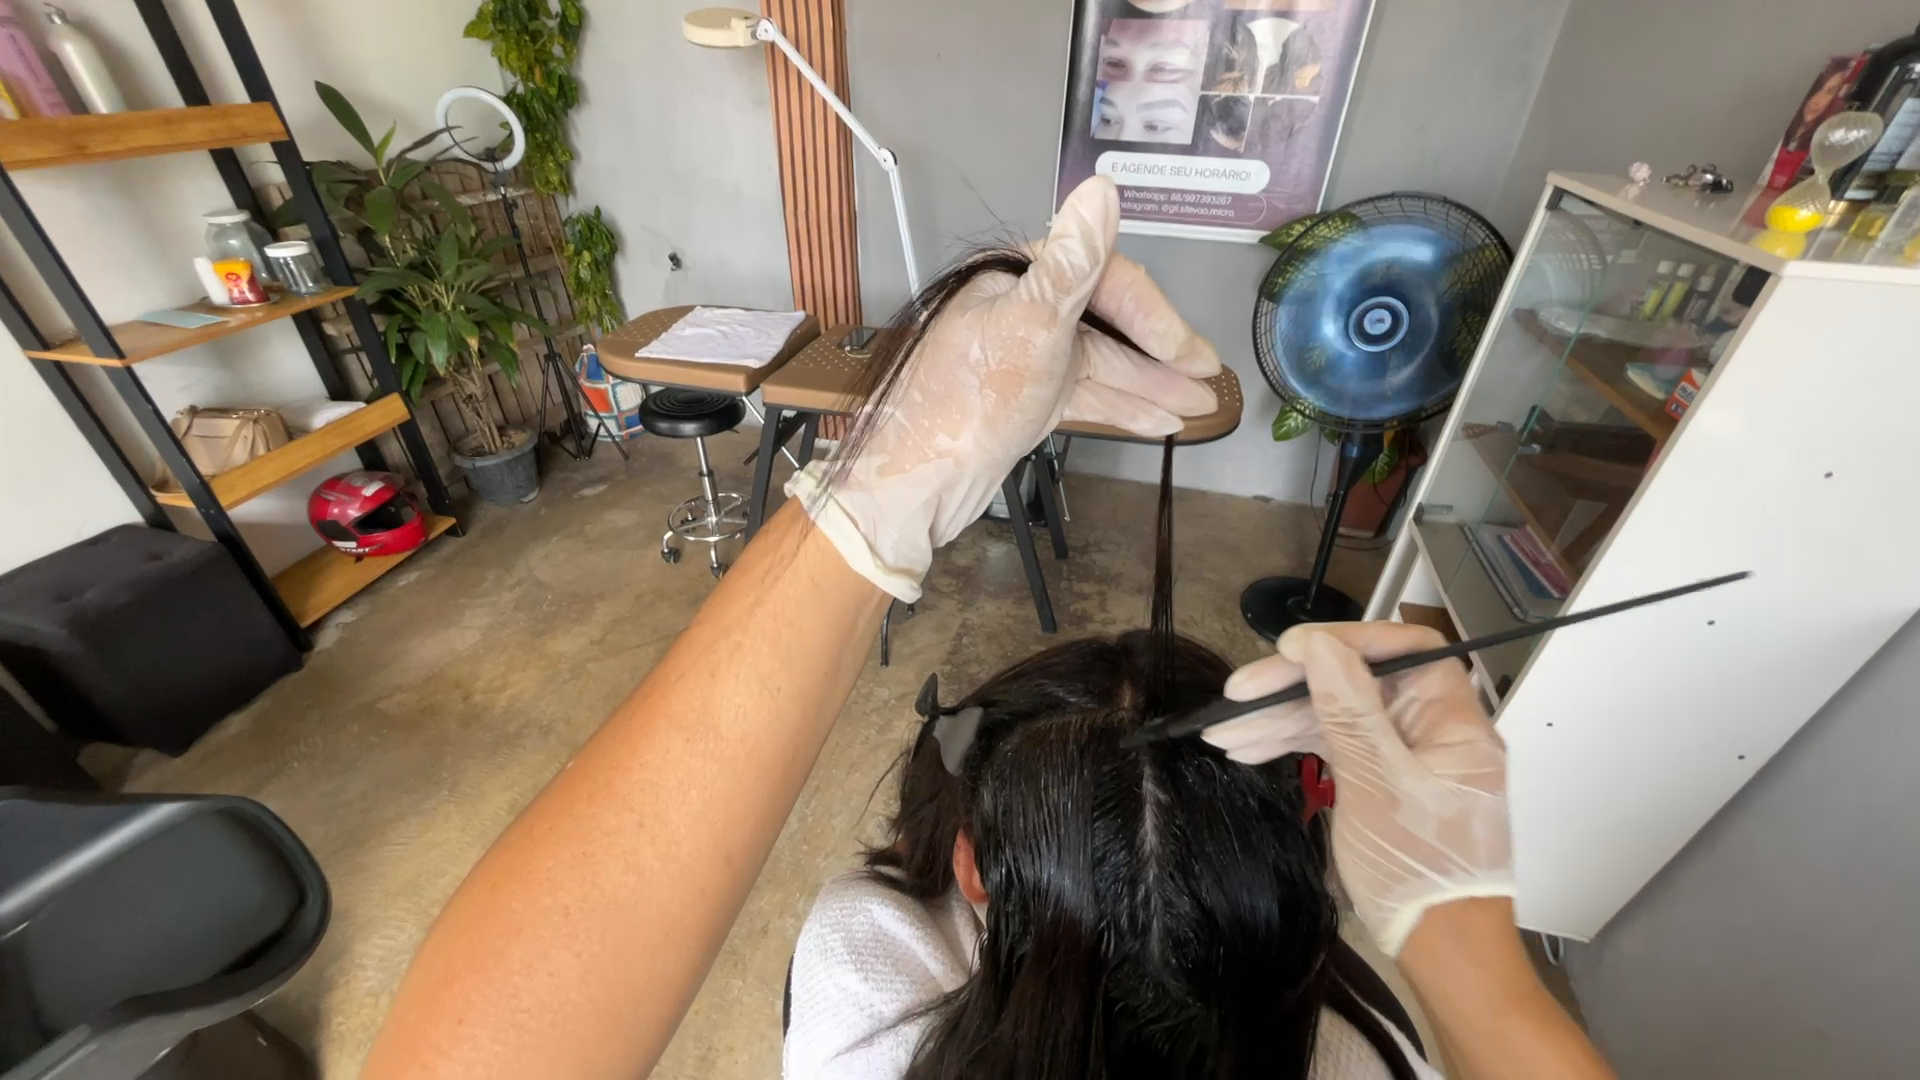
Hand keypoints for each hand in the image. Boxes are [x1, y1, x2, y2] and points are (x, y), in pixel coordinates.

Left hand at [786, 176, 1220, 600]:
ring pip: (1102, 364)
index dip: (1152, 316)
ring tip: (1199, 408)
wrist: (926, 479)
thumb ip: (1072, 262)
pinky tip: (1160, 422)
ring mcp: (1026, 358)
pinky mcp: (1027, 398)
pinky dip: (1122, 407)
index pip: (1104, 280)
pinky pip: (1086, 394)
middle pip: (1108, 323)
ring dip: (1150, 385)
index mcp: (1018, 279)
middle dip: (1160, 355)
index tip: (1188, 355)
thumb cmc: (973, 399)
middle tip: (1207, 380)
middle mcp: (1023, 310)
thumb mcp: (1030, 324)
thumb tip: (1102, 185)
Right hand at [1202, 622, 1513, 955]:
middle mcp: (1428, 728)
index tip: (1290, 650)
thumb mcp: (1379, 785)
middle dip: (1290, 689)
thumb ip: (1349, 711)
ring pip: (1332, 714)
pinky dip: (1289, 744)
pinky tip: (1247, 749)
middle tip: (1235, 696)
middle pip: (1353, 682)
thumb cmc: (1421, 869)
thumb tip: (1319, 646)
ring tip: (1224, 732)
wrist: (1439, 950)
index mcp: (1451, 722)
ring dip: (1277, 720)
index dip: (1345, 641)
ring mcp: (1400, 752)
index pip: (1401, 651)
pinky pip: (1329, 743)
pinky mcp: (1377, 774)